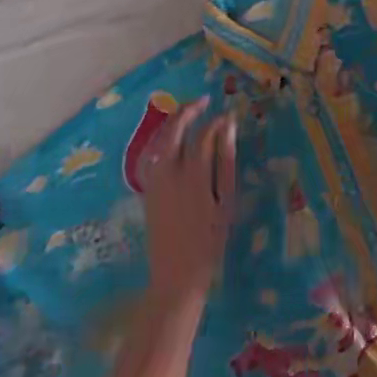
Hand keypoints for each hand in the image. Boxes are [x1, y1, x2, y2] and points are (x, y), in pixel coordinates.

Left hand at [140, 100, 236, 302]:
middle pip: (175, 128)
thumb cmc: (209, 241)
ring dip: (174, 121)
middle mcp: (169, 172)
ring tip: (190, 113)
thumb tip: (229, 129)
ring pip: (159, 138)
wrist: (176, 276)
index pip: (203, 134)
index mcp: (193, 176)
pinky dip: (162, 138)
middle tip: (205, 101)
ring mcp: (154, 179)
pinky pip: (151, 153)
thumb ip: (226, 162)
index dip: (217, 121)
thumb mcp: (225, 202)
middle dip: (189, 109)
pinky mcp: (147, 188)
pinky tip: (173, 138)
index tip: (230, 116)